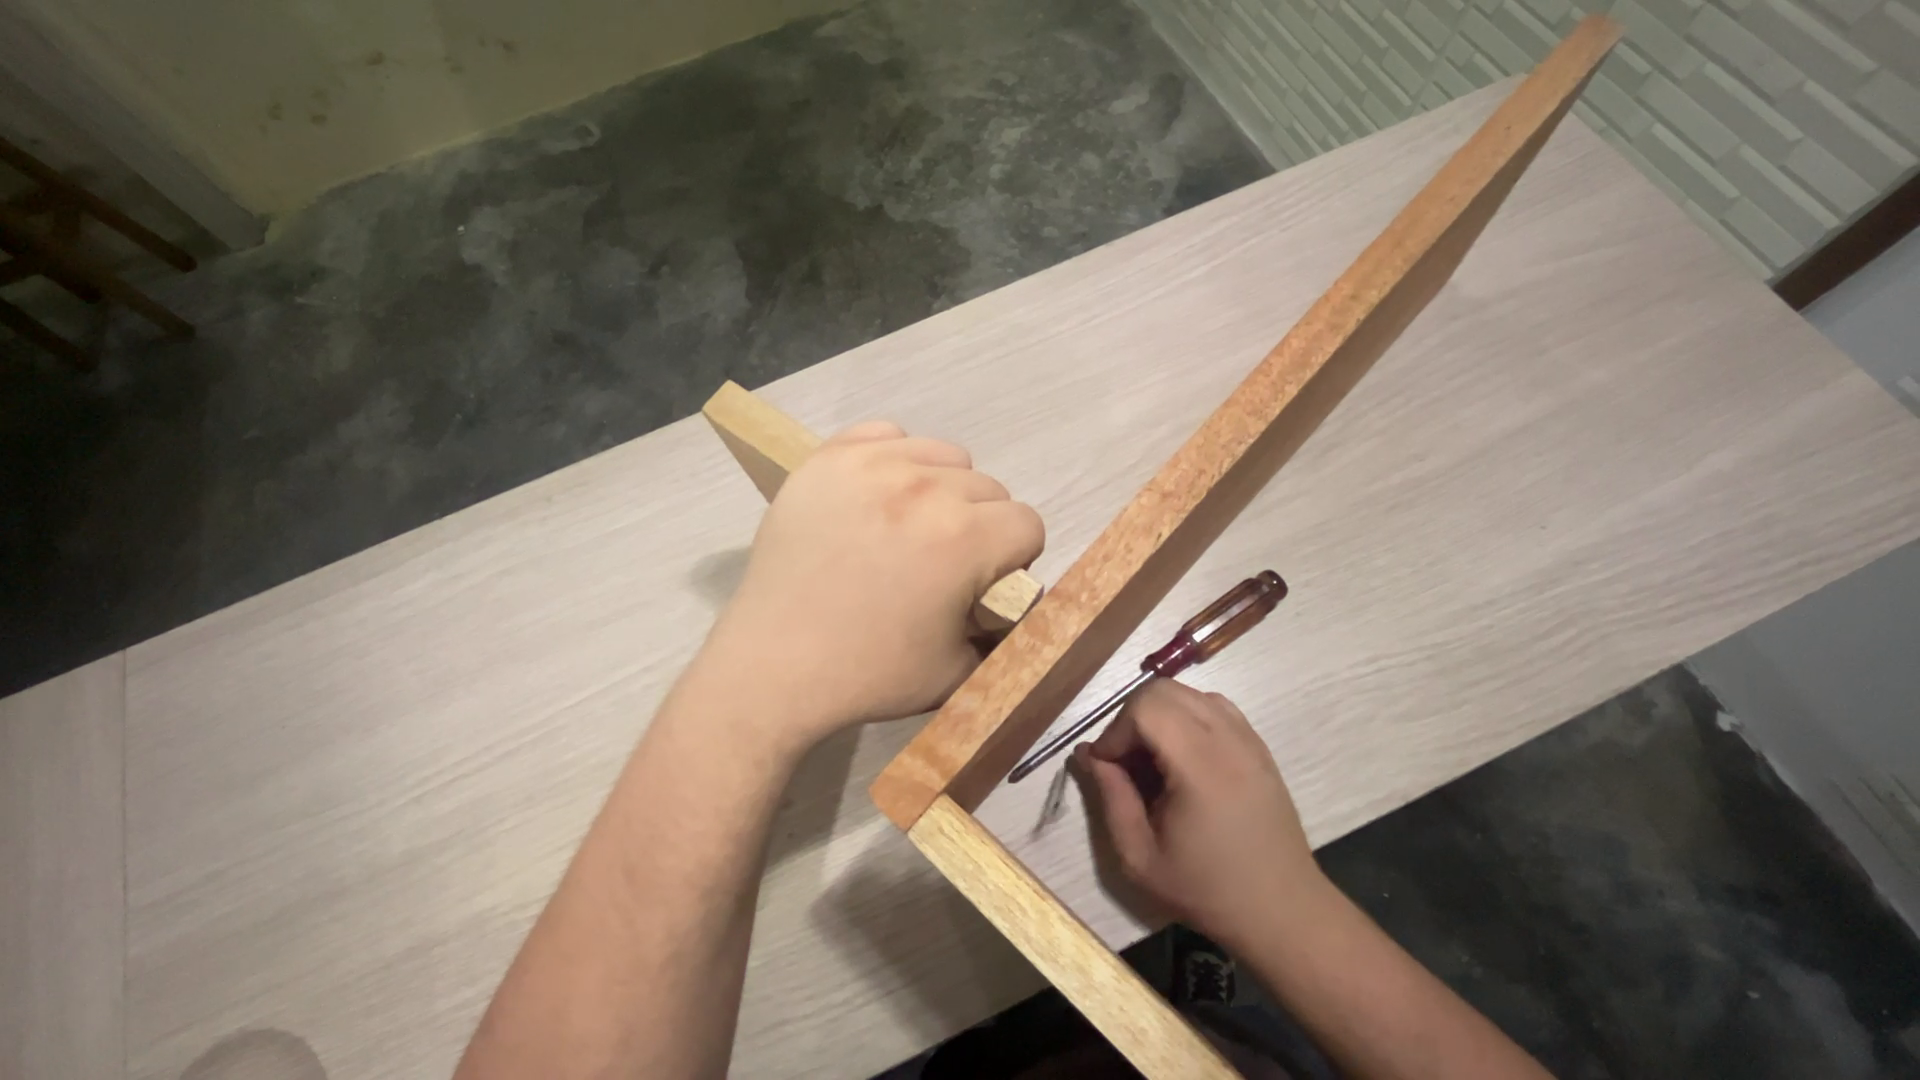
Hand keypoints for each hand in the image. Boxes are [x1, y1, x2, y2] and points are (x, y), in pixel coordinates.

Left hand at [700, 421, 1043, 748]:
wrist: (775, 666)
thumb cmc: (869, 674)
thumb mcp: (957, 671)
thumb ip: (1003, 632)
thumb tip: (1017, 605)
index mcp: (964, 539)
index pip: (1028, 524)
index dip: (1015, 559)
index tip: (985, 585)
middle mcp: (924, 488)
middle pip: (989, 489)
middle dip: (981, 526)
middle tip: (943, 565)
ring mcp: (872, 466)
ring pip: (944, 456)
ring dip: (942, 490)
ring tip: (909, 528)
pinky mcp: (828, 460)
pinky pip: (887, 435)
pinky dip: (894, 460)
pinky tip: (877, 498)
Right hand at [1073, 679, 1325, 948]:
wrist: (1281, 910)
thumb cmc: (1206, 889)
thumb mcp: (1140, 856)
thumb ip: (1110, 797)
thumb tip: (1088, 754)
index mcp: (1201, 765)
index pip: (1145, 708)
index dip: (1115, 733)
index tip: (1107, 770)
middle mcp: (1228, 738)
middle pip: (1163, 690)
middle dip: (1131, 719)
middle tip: (1125, 765)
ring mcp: (1248, 738)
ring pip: (1187, 693)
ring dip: (1158, 716)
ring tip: (1152, 762)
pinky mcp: (1258, 746)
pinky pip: (1212, 707)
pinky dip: (1186, 719)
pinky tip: (1182, 760)